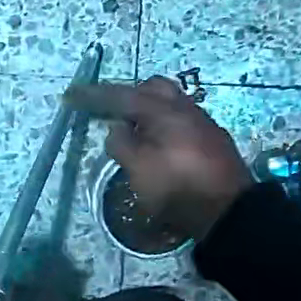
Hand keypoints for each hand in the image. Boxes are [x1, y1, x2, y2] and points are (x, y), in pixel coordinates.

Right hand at [67, 76, 254, 239]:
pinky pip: (184, 122)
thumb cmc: (178, 188)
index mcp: (163, 111)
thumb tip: (118, 128)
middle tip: (112, 113)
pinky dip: (166, 127)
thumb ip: (121, 144)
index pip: (122, 95)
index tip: (70, 96)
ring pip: (172, 105)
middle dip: (129, 95)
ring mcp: (204, 124)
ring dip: (150, 112)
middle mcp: (186, 109)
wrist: (230, 211)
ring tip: (136, 134)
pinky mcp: (214, 141)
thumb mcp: (138, 170)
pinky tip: (162, 146)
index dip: (94, 96)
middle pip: (153, 88)